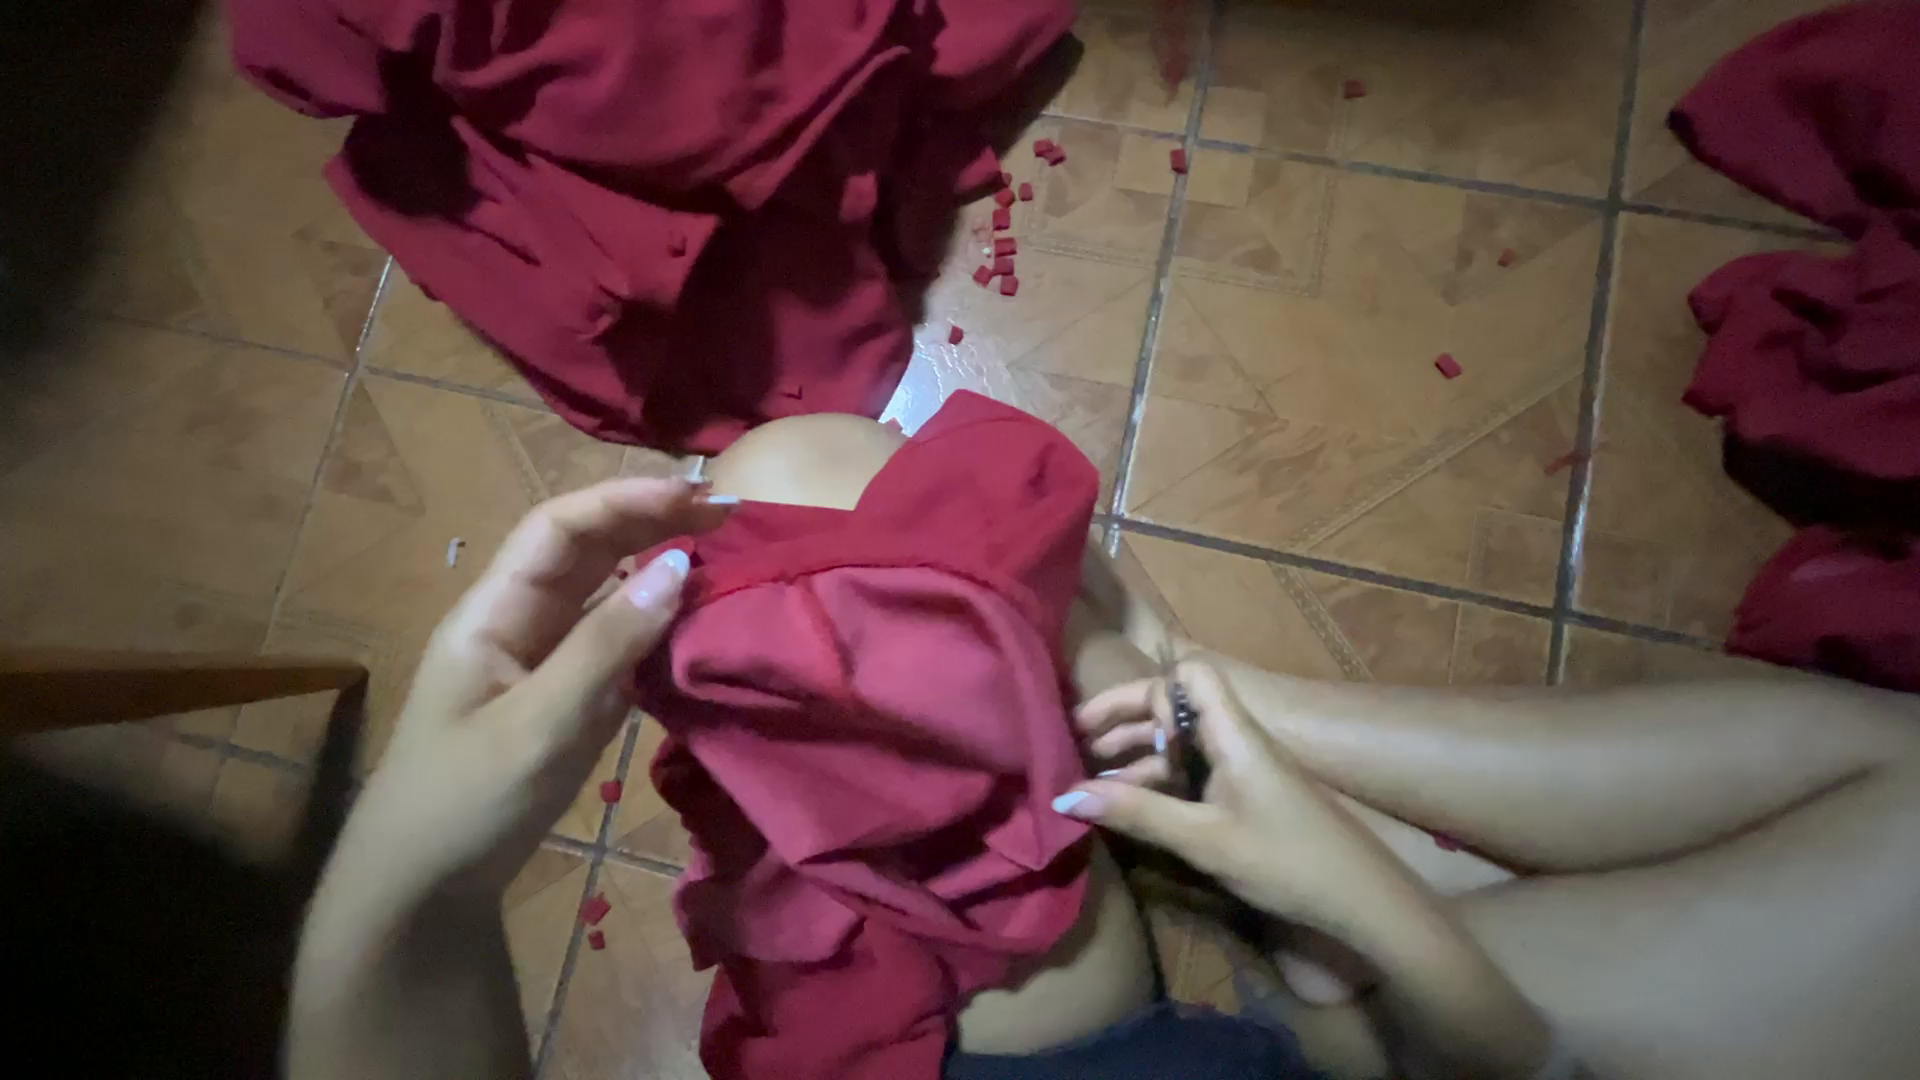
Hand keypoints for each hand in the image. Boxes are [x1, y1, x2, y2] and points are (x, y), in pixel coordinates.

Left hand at [324, 477, 730, 907]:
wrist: (427, 888)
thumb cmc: (466, 801)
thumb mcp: (539, 723)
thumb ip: (608, 644)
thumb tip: (680, 566)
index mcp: (495, 611)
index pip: (560, 528)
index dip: (626, 500)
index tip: (696, 497)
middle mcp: (524, 619)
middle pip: (590, 547)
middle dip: (653, 519)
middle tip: (727, 512)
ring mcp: (552, 655)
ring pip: (612, 588)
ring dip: (663, 562)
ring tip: (724, 548)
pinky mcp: (577, 690)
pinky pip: (626, 635)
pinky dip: (665, 617)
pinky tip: (701, 613)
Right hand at [1057, 661, 1420, 947]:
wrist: (1365, 902)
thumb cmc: (1287, 860)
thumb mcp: (1204, 839)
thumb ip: (1137, 814)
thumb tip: (1065, 796)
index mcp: (1231, 731)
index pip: (1190, 674)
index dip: (1152, 689)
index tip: (1122, 726)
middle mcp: (1233, 736)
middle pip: (1174, 703)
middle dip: (1125, 715)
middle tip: (1078, 735)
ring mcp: (1239, 764)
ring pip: (1179, 739)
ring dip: (1136, 749)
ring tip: (1091, 770)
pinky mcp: (1243, 790)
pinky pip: (1190, 769)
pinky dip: (1157, 778)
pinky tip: (1128, 802)